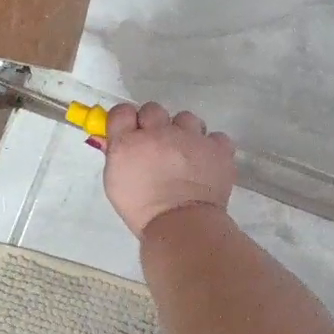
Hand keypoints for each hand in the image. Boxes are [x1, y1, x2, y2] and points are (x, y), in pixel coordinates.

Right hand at [101, 102, 235, 236]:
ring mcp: (190, 138)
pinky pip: (215, 137)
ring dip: (183, 131)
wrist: (181, 225)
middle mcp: (158, 133)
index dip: (126, 120)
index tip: (129, 132)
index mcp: (128, 142)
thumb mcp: (115, 183)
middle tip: (156, 144)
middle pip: (153, 109)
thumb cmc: (141, 210)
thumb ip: (118, 156)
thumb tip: (122, 143)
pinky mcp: (217, 148)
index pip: (121, 111)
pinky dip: (211, 146)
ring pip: (186, 118)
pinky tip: (206, 160)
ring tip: (185, 153)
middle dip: (153, 123)